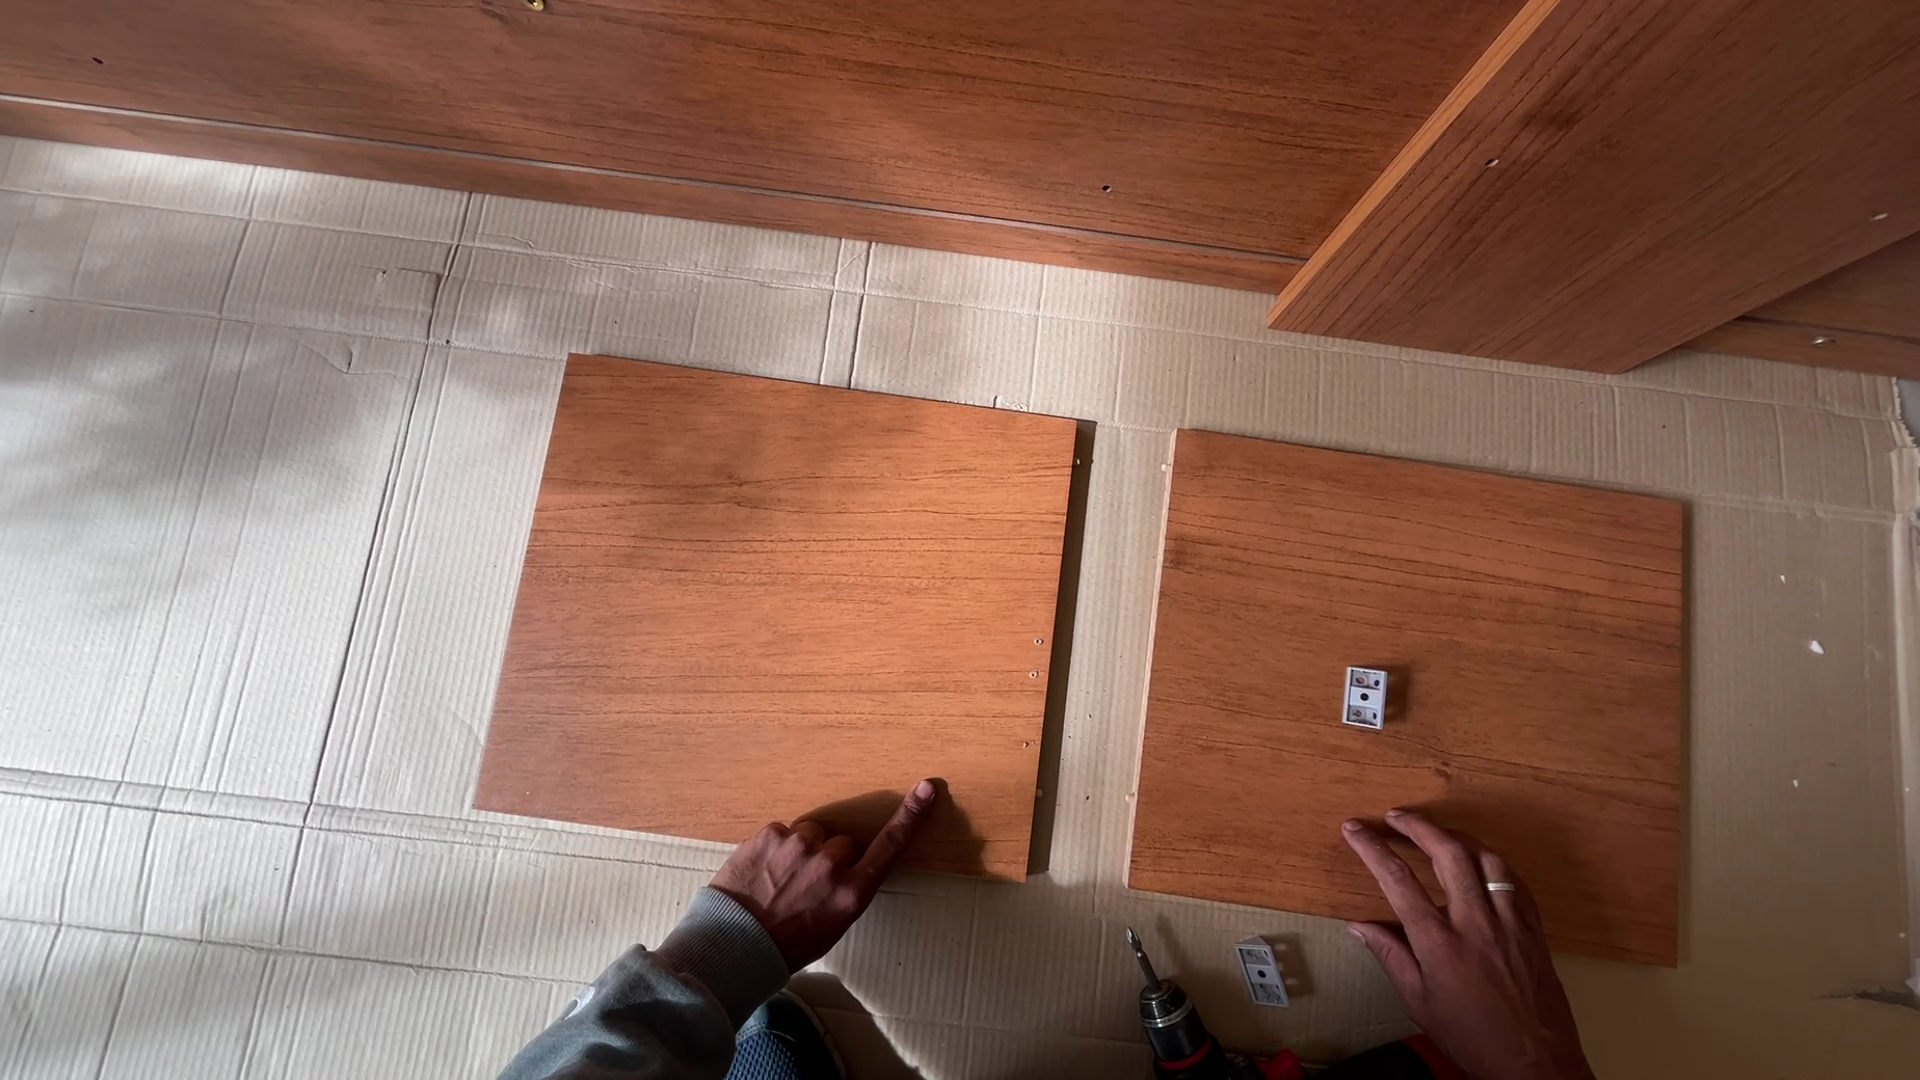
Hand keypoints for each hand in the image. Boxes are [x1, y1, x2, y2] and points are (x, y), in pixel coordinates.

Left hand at [711, 779, 937, 970]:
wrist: (731, 947)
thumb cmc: (785, 946)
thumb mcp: (831, 926)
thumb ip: (846, 890)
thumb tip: (845, 865)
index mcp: (851, 892)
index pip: (889, 846)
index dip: (911, 816)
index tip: (927, 789)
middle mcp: (832, 864)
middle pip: (842, 843)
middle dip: (827, 857)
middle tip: (802, 887)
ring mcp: (801, 845)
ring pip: (810, 834)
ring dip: (799, 851)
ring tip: (777, 882)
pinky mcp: (772, 833)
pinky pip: (782, 832)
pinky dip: (773, 849)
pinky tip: (761, 873)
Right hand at [1342, 809, 1594, 1079]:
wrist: (1538, 1070)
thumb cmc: (1474, 1038)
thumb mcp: (1419, 1002)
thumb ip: (1390, 956)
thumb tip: (1359, 925)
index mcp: (1439, 943)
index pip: (1397, 879)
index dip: (1371, 847)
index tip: (1354, 829)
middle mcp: (1475, 925)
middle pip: (1447, 854)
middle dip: (1418, 826)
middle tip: (1397, 816)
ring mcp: (1509, 926)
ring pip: (1487, 860)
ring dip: (1458, 837)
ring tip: (1438, 832)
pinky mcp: (1534, 933)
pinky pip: (1516, 884)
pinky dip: (1494, 863)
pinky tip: (1480, 862)